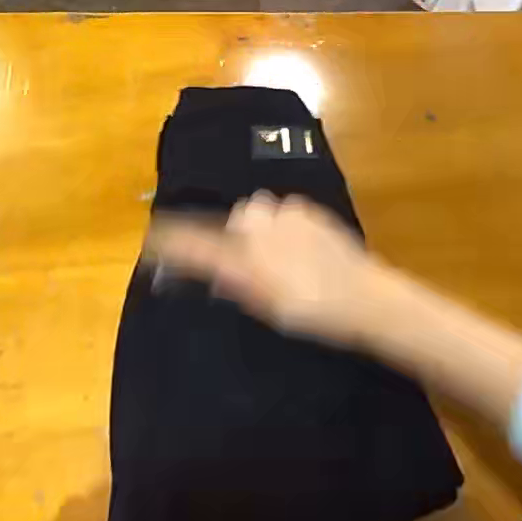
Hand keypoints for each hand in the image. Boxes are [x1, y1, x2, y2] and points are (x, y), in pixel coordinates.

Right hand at [145, 192, 388, 349]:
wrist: (365, 296)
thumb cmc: (315, 312)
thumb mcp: (271, 307)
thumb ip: (238, 285)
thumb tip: (214, 272)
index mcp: (251, 259)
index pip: (204, 246)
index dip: (179, 241)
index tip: (156, 237)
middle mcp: (265, 229)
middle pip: (237, 219)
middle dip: (241, 235)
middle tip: (258, 264)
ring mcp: (288, 214)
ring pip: (261, 212)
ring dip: (264, 228)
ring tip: (284, 257)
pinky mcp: (309, 209)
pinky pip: (284, 210)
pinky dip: (285, 224)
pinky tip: (303, 248)